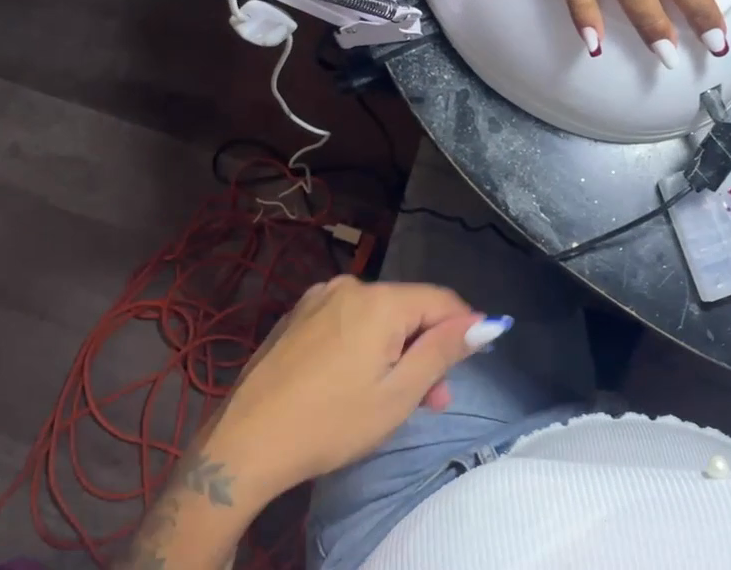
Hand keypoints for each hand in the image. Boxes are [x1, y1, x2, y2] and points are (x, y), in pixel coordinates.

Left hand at [203, 277, 493, 496]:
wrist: (243, 444)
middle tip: (429, 403)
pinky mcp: (295, 317)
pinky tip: (351, 384)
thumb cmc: (330, 423)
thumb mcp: (398, 394)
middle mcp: (349, 286)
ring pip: (376, 317)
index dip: (464, 329)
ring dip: (395, 350)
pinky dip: (362, 346)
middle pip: (408, 309)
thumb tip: (487, 321)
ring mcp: (316, 299)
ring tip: (390, 399)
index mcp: (379, 300)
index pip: (442, 300)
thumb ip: (444, 351)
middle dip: (426, 350)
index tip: (466, 368)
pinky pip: (346, 322)